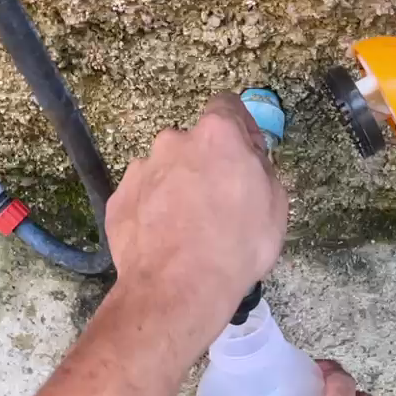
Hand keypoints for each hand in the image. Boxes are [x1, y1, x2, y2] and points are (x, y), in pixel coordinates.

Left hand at [106, 92, 287, 331]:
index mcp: (217, 135)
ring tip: (189, 229)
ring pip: (165, 170)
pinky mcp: (119, 198)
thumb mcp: (276, 206)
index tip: (245, 155)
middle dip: (205, 164)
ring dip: (177, 188)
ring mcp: (141, 169)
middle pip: (194, 142)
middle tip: (218, 202)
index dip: (240, 130)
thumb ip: (261, 170)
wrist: (178, 288)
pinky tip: (167, 240)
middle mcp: (174, 141)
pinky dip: (153, 211)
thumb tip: (250, 162)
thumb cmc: (235, 247)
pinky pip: (142, 196)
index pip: (227, 106)